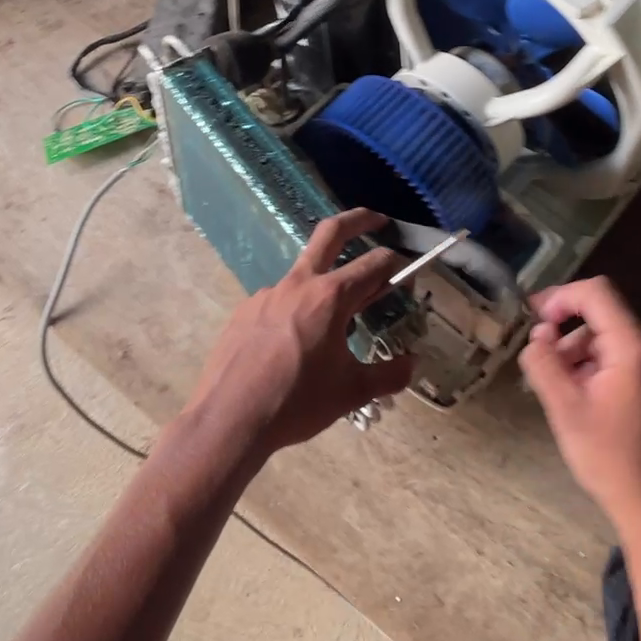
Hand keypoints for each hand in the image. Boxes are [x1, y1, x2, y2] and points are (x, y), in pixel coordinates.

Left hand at [185, 209, 413, 455]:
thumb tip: (412, 364)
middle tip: (378, 220)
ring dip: (326, 280)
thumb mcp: (351, 392)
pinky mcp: (245, 311)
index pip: (375, 264)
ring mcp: (267, 294)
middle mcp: (298, 284)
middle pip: (331, 232)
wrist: (228, 421)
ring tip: (336, 319)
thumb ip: (389, 375)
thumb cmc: (296, 403)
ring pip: (304, 273)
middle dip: (359, 219)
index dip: (395, 267)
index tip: (404, 279)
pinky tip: (296, 343)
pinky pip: (280, 300)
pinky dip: (297, 308)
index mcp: (330, 297)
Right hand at [518, 277, 640, 525]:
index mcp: (632, 347)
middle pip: (599, 315)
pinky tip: (572, 395)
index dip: (560, 296)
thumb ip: (544, 363)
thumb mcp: (564, 408)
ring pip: (603, 337)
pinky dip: (588, 366)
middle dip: (563, 331)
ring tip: (552, 386)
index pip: (595, 293)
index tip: (533, 318)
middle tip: (536, 360)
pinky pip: (613, 357)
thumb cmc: (609, 456)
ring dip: (573, 351)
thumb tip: (537, 335)